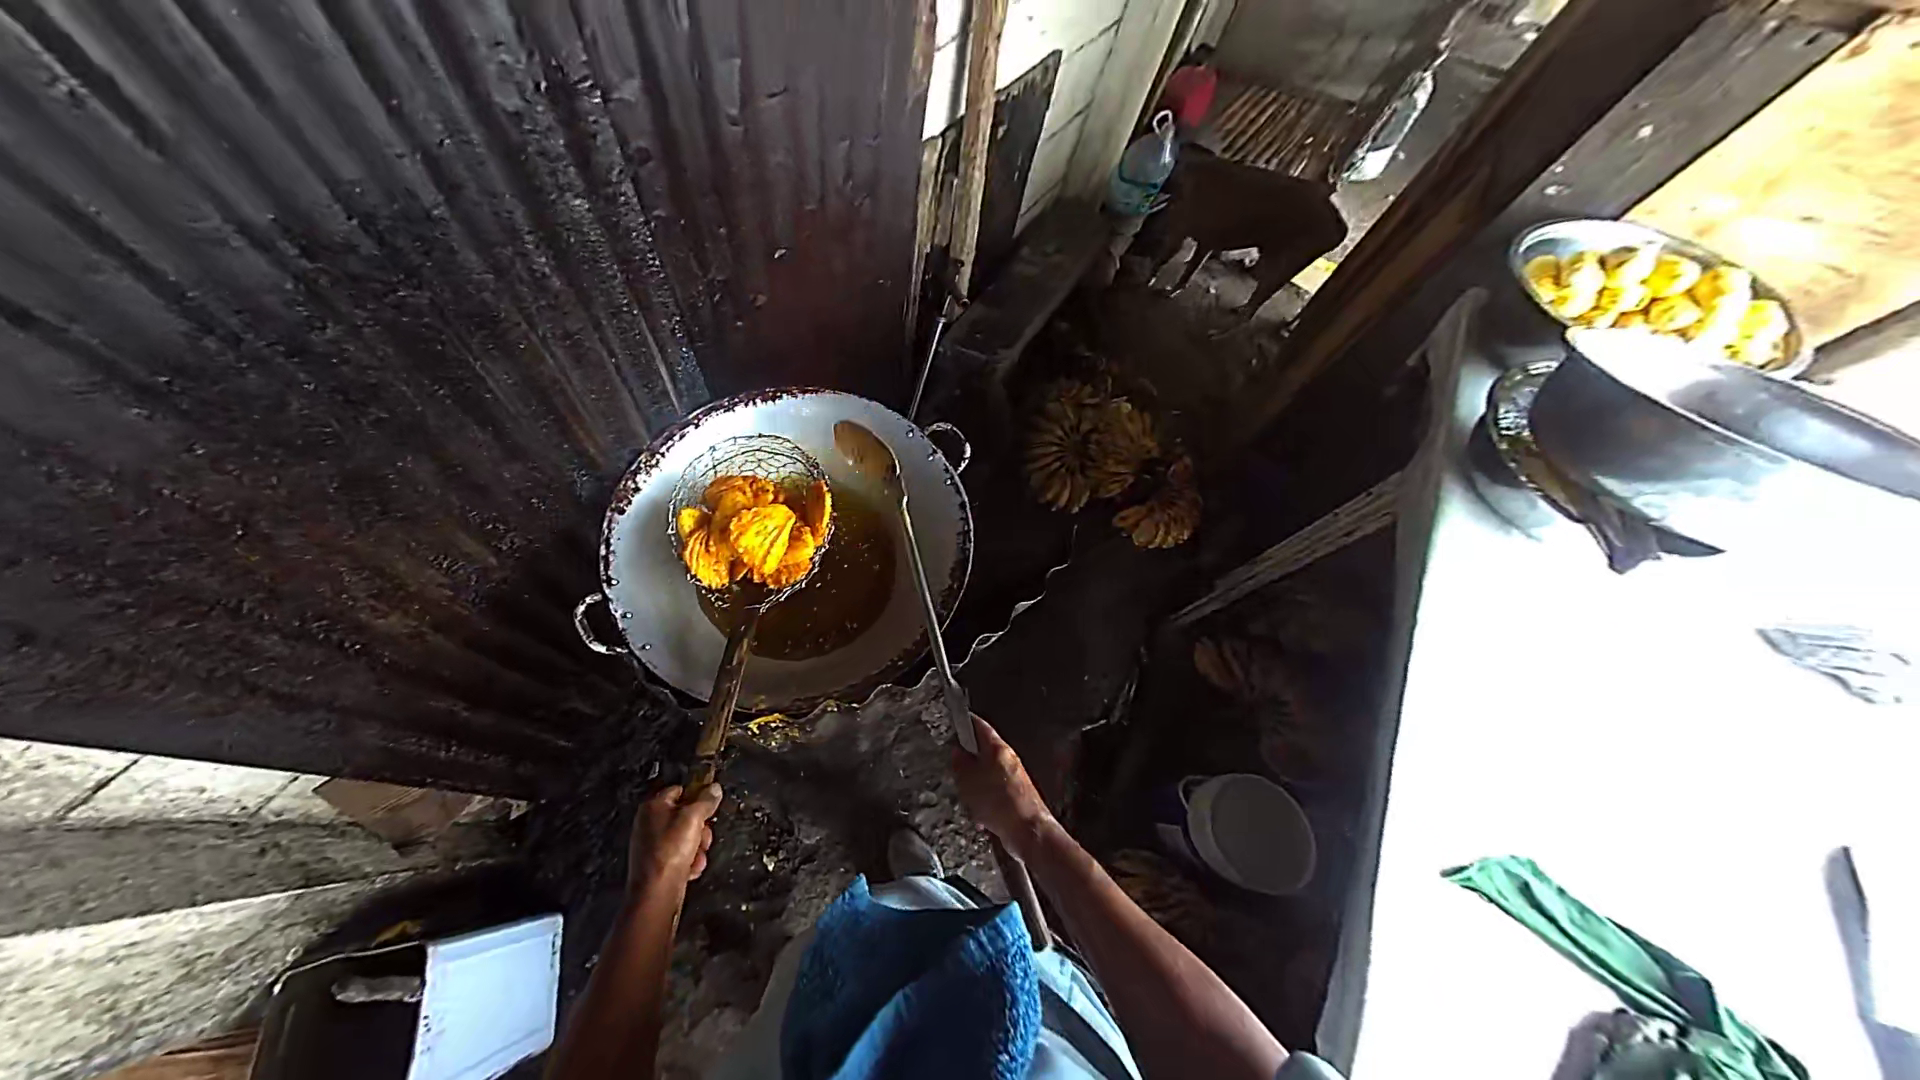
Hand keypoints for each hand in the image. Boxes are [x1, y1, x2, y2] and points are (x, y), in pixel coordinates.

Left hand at [628, 784, 721, 894]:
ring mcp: (654, 845)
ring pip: (688, 836)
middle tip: (702, 835)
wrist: (657, 892)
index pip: (680, 789)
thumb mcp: (694, 817)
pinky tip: (691, 867)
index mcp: (653, 806)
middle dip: (701, 826)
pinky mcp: (659, 863)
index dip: (697, 796)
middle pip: (686, 814)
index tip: (710, 805)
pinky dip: (690, 860)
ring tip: (697, 855)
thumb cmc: (671, 849)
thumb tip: (714, 788)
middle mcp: (650, 823)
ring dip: (698, 846)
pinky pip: (682, 854)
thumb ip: (706, 800)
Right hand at [951, 716, 1055, 858]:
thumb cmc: (1003, 804)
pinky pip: (995, 794)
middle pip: (983, 752)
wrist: (1028, 832)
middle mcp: (1009, 760)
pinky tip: (982, 816)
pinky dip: (986, 802)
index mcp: (998, 749)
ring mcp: (1014, 778)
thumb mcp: (968, 781)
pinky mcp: (1017, 797)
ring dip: (976, 787)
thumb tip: (956, 753)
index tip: (957, 721)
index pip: (980, 726)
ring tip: (970, 800)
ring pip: (988, 775)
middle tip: (956, 771)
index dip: (966, 722)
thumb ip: (960, 764)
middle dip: (968, 763)